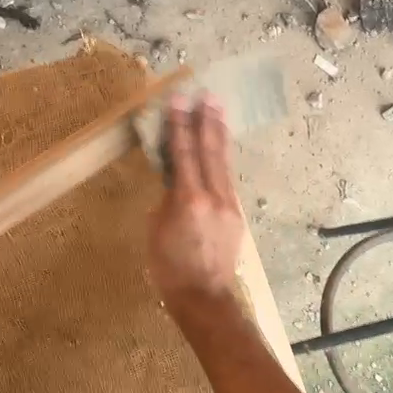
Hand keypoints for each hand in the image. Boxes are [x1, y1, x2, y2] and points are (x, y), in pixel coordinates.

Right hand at [148, 92, 243, 315]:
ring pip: (223, 163)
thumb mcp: (156, 231)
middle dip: (206, 121)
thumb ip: (167, 201)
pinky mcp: (236, 216)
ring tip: (218, 110)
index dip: (180, 125)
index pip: (183, 153)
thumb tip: (175, 183)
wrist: (204, 297)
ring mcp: (229, 206)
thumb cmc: (169, 269)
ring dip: (219, 135)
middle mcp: (214, 197)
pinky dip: (221, 160)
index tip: (178, 100)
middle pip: (210, 151)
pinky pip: (227, 180)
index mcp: (189, 200)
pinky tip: (219, 150)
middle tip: (206, 94)